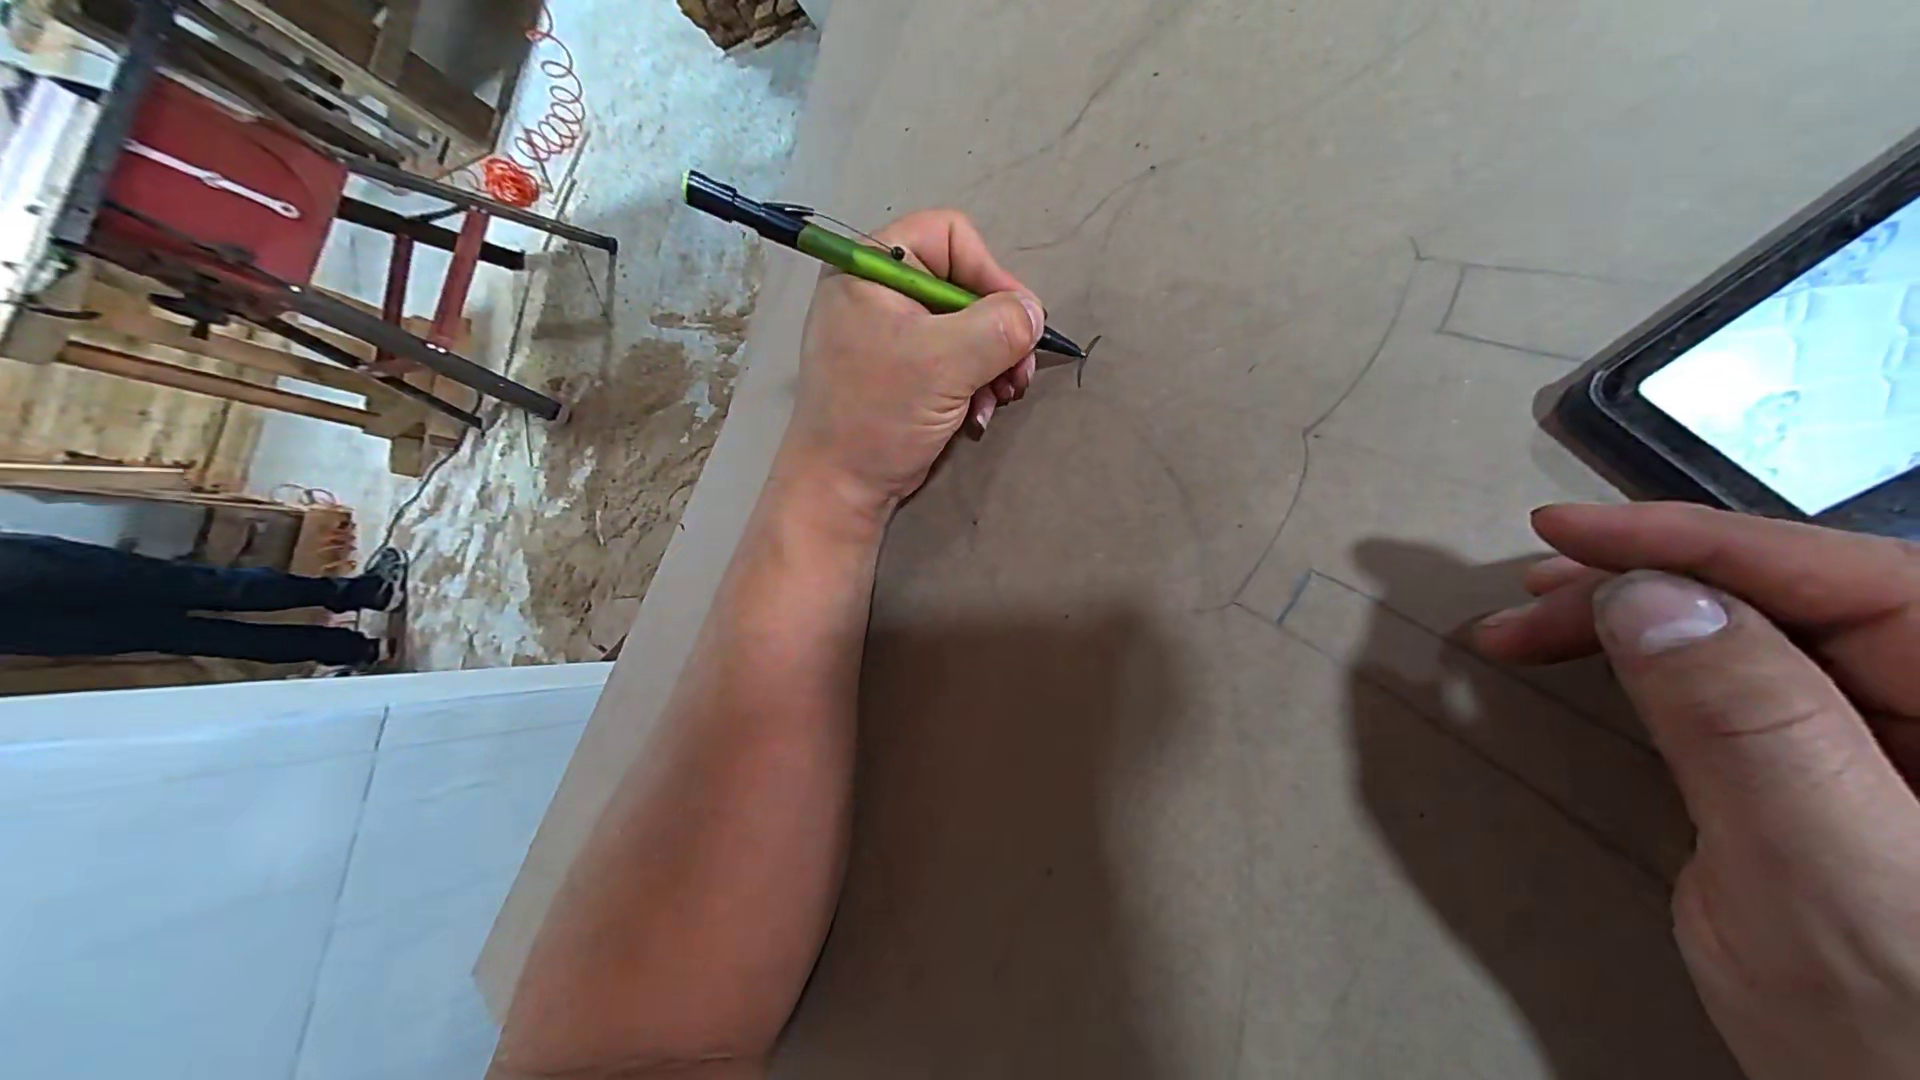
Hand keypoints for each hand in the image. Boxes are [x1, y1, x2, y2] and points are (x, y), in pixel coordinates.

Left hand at [779, 210, 1045, 515]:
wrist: (842, 487)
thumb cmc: (878, 415)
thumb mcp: (944, 363)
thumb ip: (1000, 327)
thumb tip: (1034, 313)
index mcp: (872, 268)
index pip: (951, 236)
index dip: (991, 274)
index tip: (1016, 322)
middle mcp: (881, 293)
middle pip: (966, 286)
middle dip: (999, 332)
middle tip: (1018, 372)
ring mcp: (893, 334)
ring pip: (968, 327)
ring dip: (994, 364)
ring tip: (1000, 399)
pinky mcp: (905, 371)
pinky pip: (955, 360)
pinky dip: (976, 384)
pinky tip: (979, 413)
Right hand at [1475, 502, 1919, 1079]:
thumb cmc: (1917, 1049)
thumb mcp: (1826, 886)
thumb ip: (1752, 731)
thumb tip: (1649, 599)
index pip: (1855, 581)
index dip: (1694, 540)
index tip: (1561, 529)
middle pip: (1794, 599)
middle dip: (1641, 587)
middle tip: (1521, 604)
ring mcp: (1908, 742)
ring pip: (1756, 630)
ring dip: (1632, 615)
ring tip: (1531, 622)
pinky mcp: (1844, 766)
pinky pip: (1740, 678)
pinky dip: (1651, 656)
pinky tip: (1600, 651)